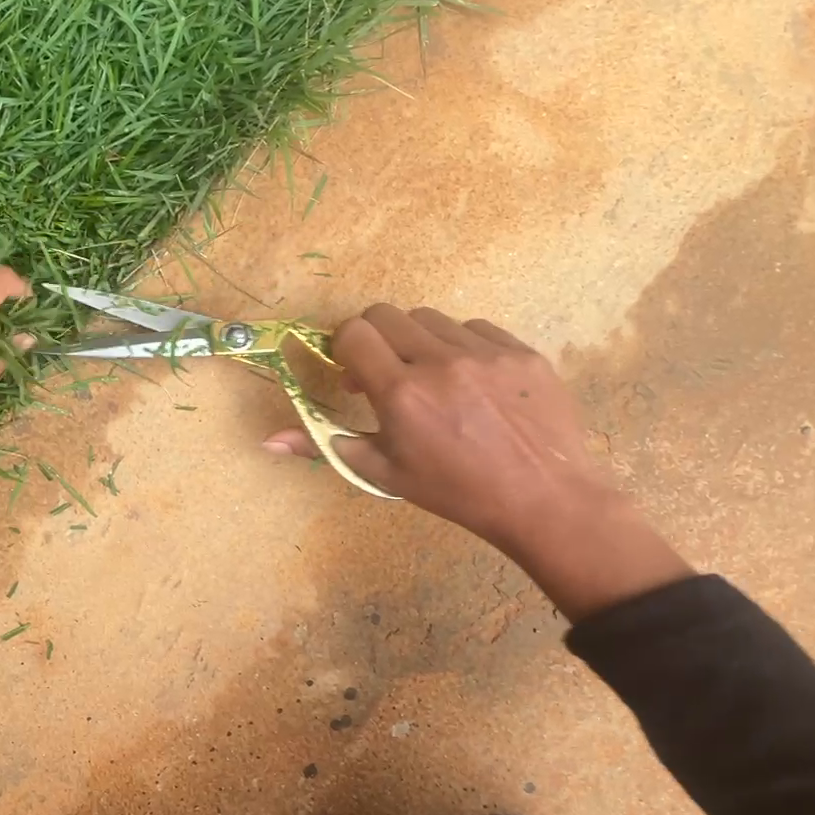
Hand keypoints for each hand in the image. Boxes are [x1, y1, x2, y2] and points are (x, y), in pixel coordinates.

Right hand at [262, 304, 691, 620]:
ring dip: (415, 339)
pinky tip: (468, 378)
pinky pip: (474, 327)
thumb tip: (267, 440)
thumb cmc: (453, 490)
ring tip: (428, 375)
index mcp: (400, 393)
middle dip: (373, 337)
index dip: (343, 347)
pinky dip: (459, 345)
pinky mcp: (523, 353)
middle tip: (382, 371)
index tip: (351, 371)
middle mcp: (440, 363)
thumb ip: (321, 443)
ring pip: (429, 317)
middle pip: (385, 314)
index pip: (354, 333)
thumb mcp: (381, 471)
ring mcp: (486, 354)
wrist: (547, 500)